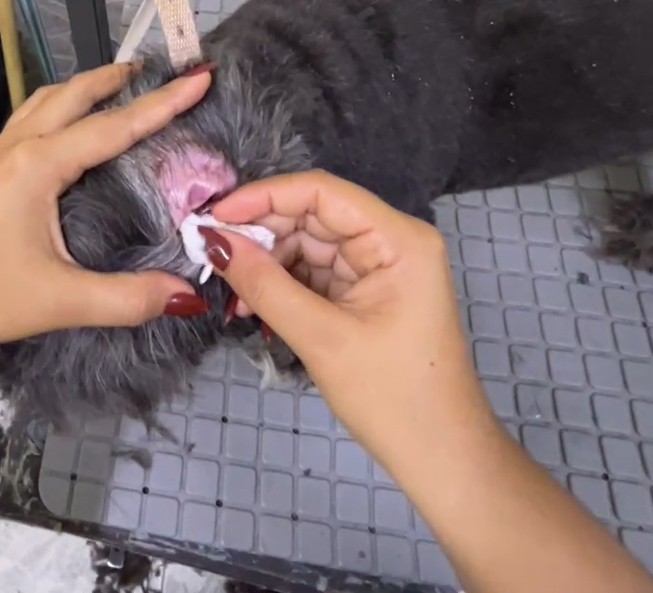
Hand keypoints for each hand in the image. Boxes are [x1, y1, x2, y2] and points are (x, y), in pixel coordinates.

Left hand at [0, 63, 207, 366]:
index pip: (113, 125)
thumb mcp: (59, 300)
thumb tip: (189, 296)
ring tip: (117, 86)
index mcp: (38, 164)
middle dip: (117, 77)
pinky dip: (59, 108)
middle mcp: (17, 148)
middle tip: (158, 70)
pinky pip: (29, 120)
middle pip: (73, 94)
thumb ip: (127, 298)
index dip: (162, 102)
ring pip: (45, 101)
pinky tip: (67, 130)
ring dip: (84, 88)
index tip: (200, 75)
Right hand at [204, 171, 499, 462]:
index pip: (321, 192)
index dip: (264, 196)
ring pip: (305, 242)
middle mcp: (389, 240)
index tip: (215, 215)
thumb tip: (212, 240)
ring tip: (232, 292)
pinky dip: (279, 283)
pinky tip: (251, 304)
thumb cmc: (394, 399)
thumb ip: (264, 284)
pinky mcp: (363, 289)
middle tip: (210, 251)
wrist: (441, 459)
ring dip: (265, 263)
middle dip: (260, 233)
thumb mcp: (321, 338)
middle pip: (311, 215)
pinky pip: (311, 270)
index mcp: (398, 239)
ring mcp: (377, 265)